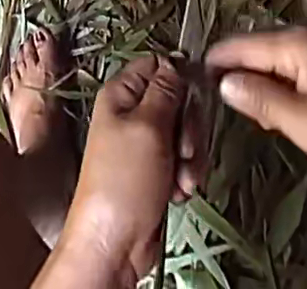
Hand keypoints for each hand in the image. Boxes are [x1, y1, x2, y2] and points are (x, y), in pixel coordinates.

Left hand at [53, 56, 201, 283]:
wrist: (114, 245)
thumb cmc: (123, 181)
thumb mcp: (148, 126)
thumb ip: (166, 90)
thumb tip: (176, 61)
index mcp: (121, 93)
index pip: (157, 64)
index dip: (178, 76)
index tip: (192, 95)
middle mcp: (133, 112)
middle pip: (177, 98)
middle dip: (189, 125)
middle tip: (184, 147)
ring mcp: (145, 142)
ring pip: (184, 129)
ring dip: (191, 154)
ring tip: (181, 177)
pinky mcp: (157, 168)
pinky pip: (183, 157)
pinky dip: (185, 173)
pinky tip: (178, 190)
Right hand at [207, 26, 306, 188]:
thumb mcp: (305, 125)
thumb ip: (261, 100)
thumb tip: (224, 83)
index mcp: (296, 42)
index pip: (238, 45)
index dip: (214, 65)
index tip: (193, 87)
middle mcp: (304, 34)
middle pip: (252, 49)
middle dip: (235, 76)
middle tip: (219, 111)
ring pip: (268, 60)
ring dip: (255, 84)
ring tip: (246, 116)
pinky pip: (286, 67)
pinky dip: (274, 87)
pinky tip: (274, 113)